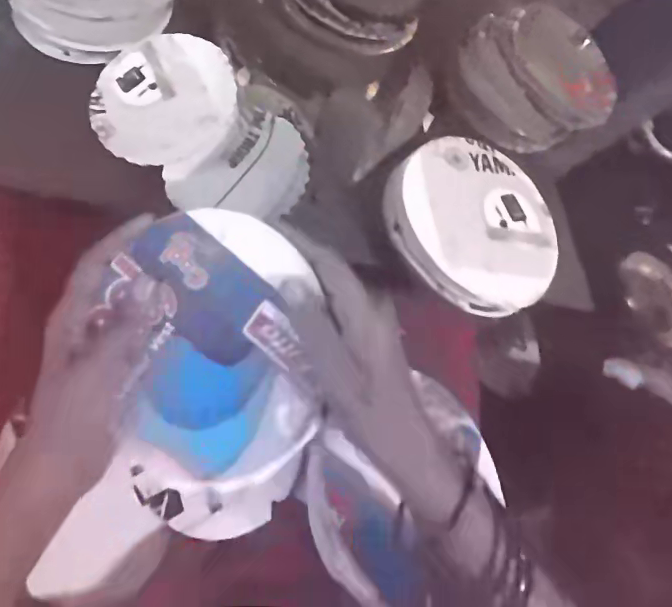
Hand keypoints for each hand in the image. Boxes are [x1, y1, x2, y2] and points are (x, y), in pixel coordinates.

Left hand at [23, 214, 164, 491]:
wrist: (59, 469)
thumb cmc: (73, 415)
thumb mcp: (99, 368)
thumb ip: (125, 326)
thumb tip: (149, 283)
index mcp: (70, 317)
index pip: (94, 264)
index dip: (118, 240)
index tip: (148, 222)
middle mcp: (80, 324)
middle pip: (109, 282)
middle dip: (136, 263)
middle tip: (172, 252)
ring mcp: (93, 347)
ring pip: (122, 309)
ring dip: (146, 295)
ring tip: (179, 281)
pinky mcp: (106, 368)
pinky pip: (130, 336)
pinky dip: (149, 327)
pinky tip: (172, 326)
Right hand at [288, 243, 455, 514]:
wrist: (409, 445)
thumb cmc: (369, 411)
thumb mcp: (333, 371)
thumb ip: (311, 322)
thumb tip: (288, 279)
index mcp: (363, 308)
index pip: (327, 260)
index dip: (298, 240)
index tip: (267, 228)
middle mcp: (372, 302)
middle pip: (331, 265)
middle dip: (298, 250)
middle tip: (262, 245)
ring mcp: (374, 314)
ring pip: (334, 279)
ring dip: (305, 267)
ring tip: (271, 264)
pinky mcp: (371, 328)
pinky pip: (338, 295)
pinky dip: (314, 287)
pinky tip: (294, 297)